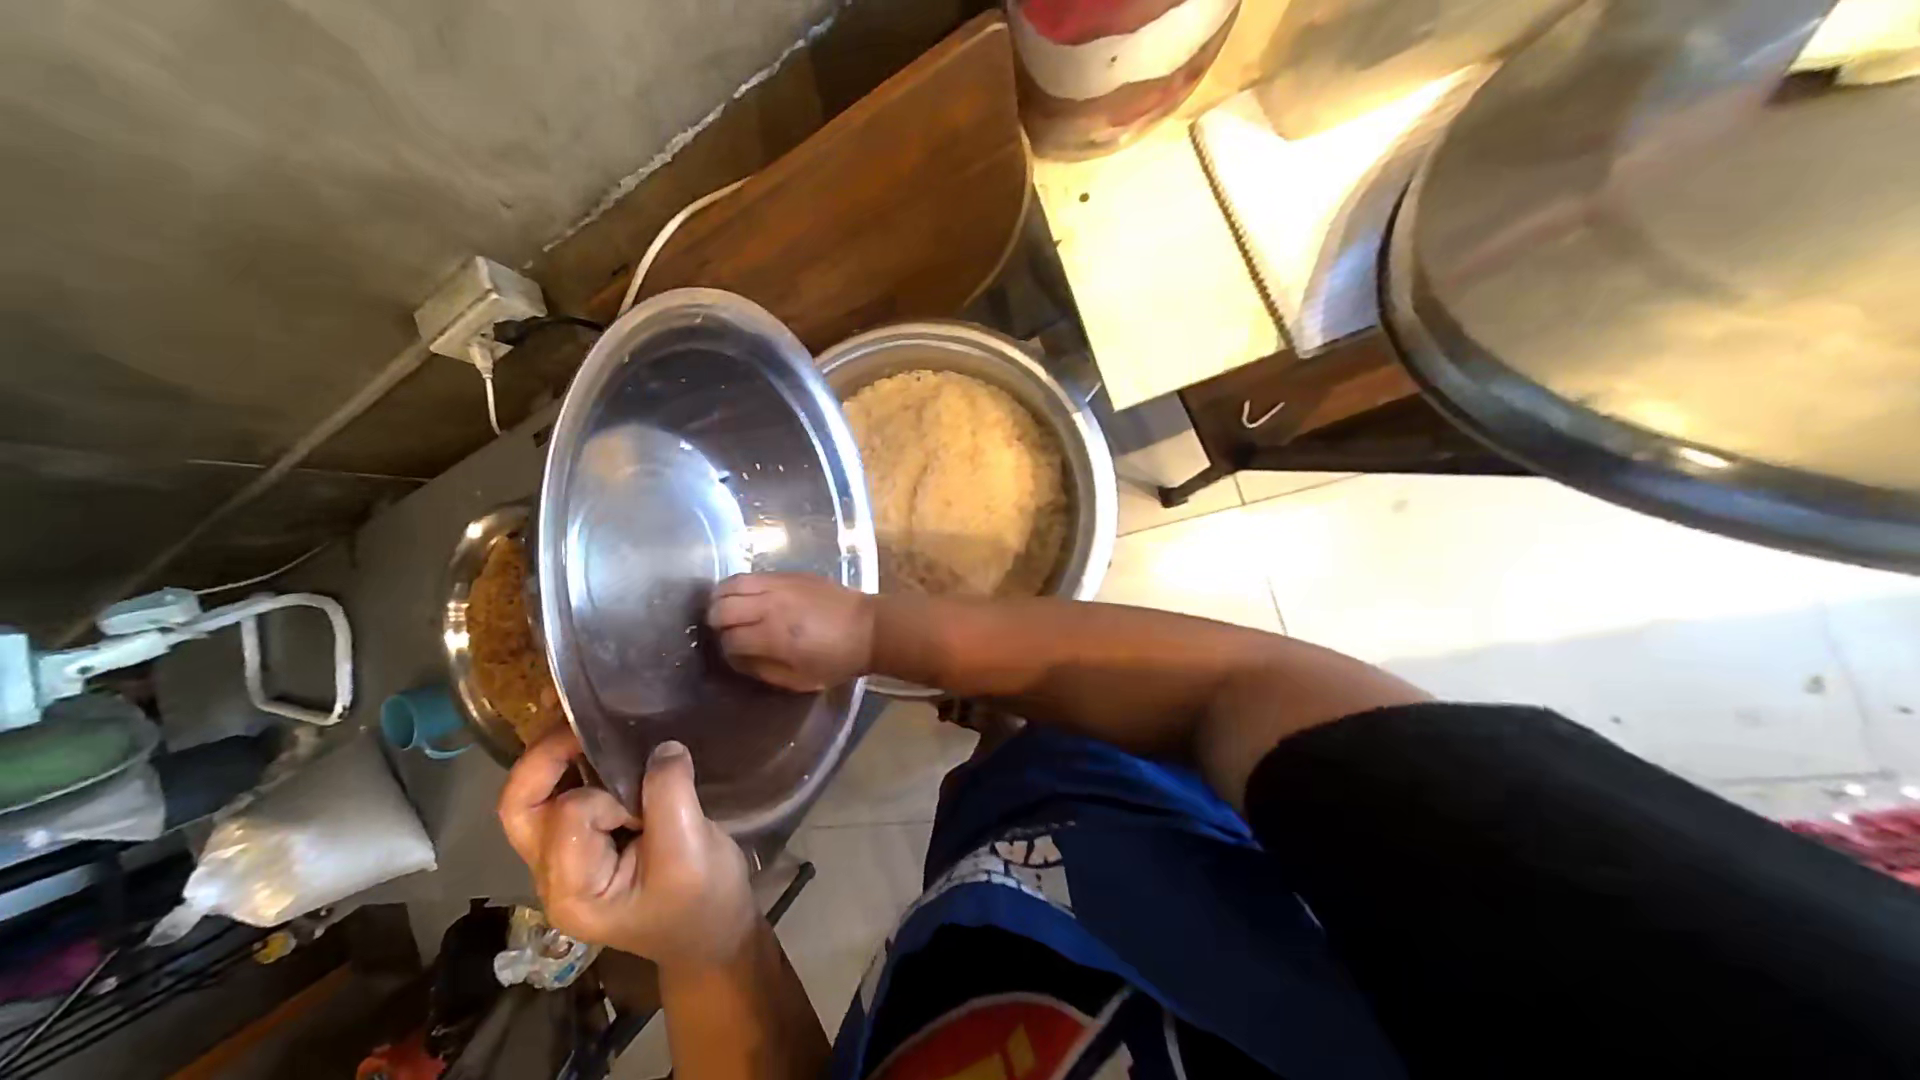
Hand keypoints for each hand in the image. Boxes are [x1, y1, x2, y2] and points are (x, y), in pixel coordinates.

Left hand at [497, 730, 755, 971]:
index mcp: (572, 889)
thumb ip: (668, 793)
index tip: (647, 802)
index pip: (566, 817)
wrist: (714, 934)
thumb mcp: (690, 849)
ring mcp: (566, 860)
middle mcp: (553, 875)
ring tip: (596, 732)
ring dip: (562, 762)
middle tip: (584, 725)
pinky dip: (581, 770)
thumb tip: (662, 746)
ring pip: (537, 800)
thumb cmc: (703, 901)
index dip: (606, 794)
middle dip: (546, 759)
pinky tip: (611, 754)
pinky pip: (566, 800)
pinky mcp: (587, 845)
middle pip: (520, 807)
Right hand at [708, 572, 875, 691]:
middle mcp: (771, 605)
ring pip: (730, 584)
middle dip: (716, 623)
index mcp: (773, 636)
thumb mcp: (799, 680)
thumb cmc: (837, 660)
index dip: (726, 650)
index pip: (728, 639)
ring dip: (722, 600)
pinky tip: (748, 598)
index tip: (734, 655)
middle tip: (726, 632)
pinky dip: (741, 587)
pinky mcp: (789, 573)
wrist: (869, 628)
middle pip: (721, 608)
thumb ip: (762, 670)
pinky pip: (751, 575)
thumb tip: (737, 658)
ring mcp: (779, 585)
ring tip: (729, 611)